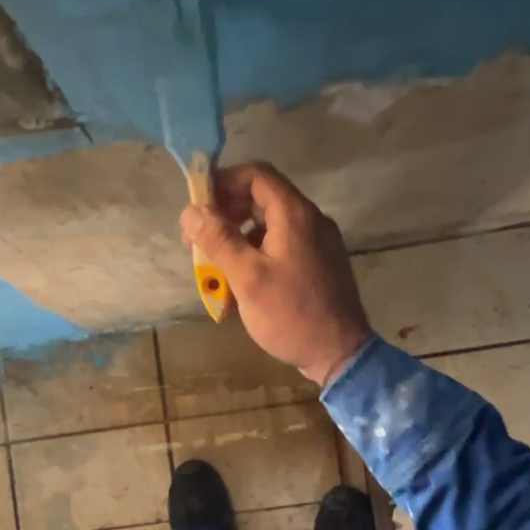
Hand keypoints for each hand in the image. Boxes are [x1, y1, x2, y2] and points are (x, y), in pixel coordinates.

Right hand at [180, 162, 372, 385]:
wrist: (339, 354)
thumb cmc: (291, 316)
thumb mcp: (247, 278)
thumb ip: (219, 240)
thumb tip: (190, 211)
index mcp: (295, 215)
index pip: (255, 175)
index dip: (222, 183)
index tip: (197, 208)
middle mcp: (310, 220)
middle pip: (260, 198)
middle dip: (225, 215)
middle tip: (199, 241)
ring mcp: (318, 242)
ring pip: (269, 225)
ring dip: (238, 238)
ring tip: (215, 267)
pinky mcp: (318, 263)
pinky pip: (281, 246)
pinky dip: (256, 255)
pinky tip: (240, 283)